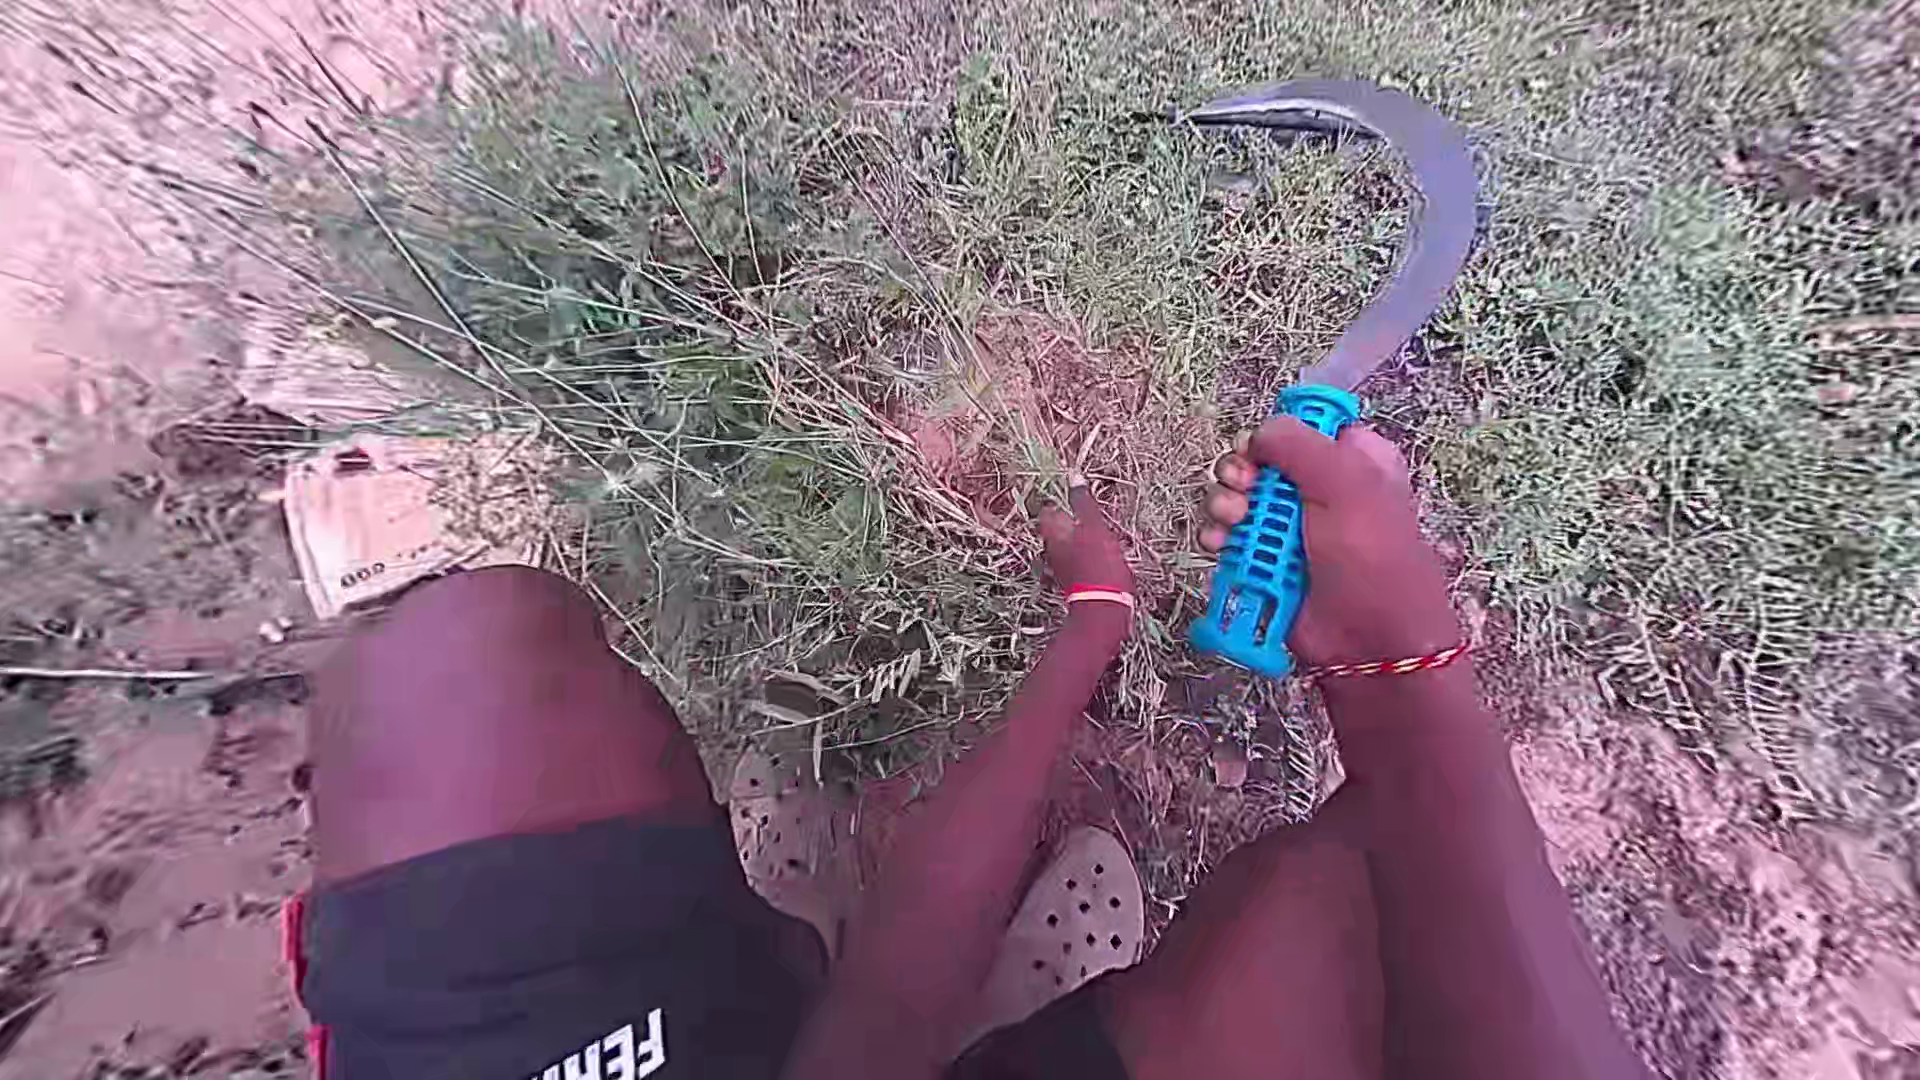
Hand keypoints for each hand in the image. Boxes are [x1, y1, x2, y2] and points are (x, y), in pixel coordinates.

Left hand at [1038, 480, 1133, 648]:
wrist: (1103, 609)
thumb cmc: (1099, 565)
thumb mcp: (1095, 527)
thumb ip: (1083, 502)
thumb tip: (1074, 476)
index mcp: (1053, 533)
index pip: (1048, 509)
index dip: (1059, 501)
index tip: (1073, 497)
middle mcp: (1051, 549)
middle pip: (1055, 527)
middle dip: (1069, 519)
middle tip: (1088, 513)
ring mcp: (1060, 566)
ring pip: (1065, 543)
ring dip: (1078, 537)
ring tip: (1098, 533)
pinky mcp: (1073, 580)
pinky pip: (1076, 559)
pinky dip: (1085, 553)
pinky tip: (1100, 554)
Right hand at [1199, 418, 1456, 666]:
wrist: (1364, 640)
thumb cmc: (1370, 558)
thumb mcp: (1348, 486)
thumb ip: (1301, 446)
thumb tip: (1258, 433)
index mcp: (1351, 462)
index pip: (1304, 427)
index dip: (1278, 434)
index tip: (1265, 450)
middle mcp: (1314, 489)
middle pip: (1257, 461)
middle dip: (1241, 472)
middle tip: (1244, 487)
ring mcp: (1284, 526)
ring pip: (1234, 496)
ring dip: (1225, 506)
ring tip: (1234, 521)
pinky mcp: (1260, 557)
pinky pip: (1224, 534)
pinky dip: (1217, 537)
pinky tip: (1221, 546)